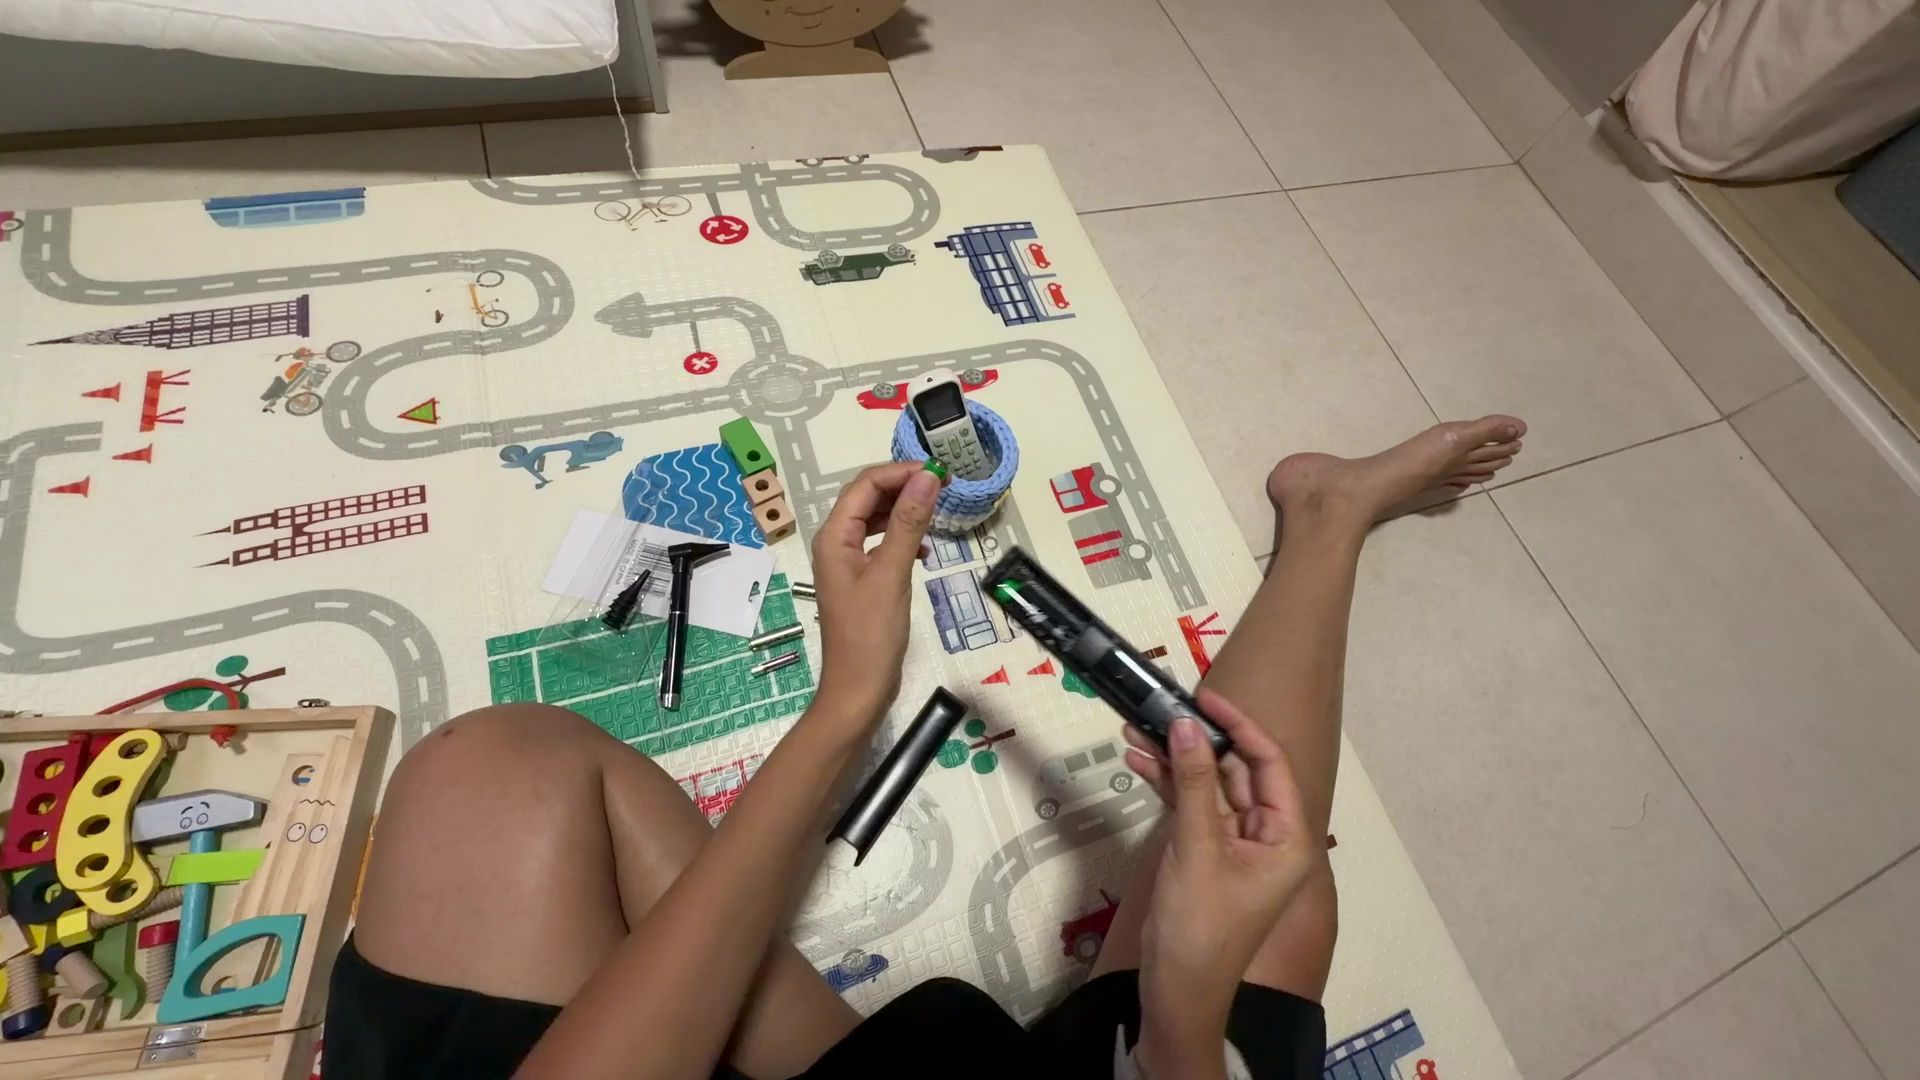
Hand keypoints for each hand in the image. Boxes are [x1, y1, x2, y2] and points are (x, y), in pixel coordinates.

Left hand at [809, 461, 943, 722]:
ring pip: (875, 519)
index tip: (942, 473)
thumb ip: (908, 523)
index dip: (902, 472)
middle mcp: (836, 543)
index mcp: (834, 537)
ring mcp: (847, 562)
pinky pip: (881, 543)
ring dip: (904, 509)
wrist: (859, 689)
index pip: (866, 485)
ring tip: (938, 508)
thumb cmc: (871, 635)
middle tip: (945, 486)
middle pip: (868, 497)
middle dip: (904, 486)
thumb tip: (928, 478)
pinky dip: (902, 537)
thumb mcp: (892, 573)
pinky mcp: (861, 580)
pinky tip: (923, 549)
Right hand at [1122, 693, 1318, 1064]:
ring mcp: (1233, 842)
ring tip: (1134, 729)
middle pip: (1234, 770)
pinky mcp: (1204, 849)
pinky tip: (1136, 762)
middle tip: (1159, 708)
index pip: (1269, 764)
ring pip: (1206, 784)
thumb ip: (1194, 782)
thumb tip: (1185, 723)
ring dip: (1173, 759)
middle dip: (1196, 740)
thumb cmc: (1200, 924)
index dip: (1239, 726)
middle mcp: (1265, 833)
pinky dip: (1165, 784)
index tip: (1204, 697)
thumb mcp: (1197, 847)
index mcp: (1286, 837)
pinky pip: (1189, 804)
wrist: (1175, 990)